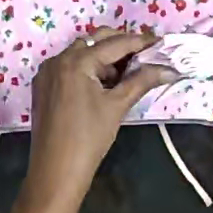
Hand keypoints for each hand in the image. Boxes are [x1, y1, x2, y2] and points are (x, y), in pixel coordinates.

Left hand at [26, 29, 179, 205]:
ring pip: (81, 53)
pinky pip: (69, 66)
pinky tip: (104, 83)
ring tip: (126, 72)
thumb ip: (142, 81)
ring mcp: (47, 72)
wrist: (56, 171)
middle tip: (145, 55)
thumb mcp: (118, 106)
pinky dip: (88, 68)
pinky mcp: (43, 86)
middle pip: (95, 41)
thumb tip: (169, 68)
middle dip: (121, 45)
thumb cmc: (89, 138)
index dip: (140, 42)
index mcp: (76, 62)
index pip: (115, 43)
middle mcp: (58, 59)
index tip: (160, 42)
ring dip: (104, 57)